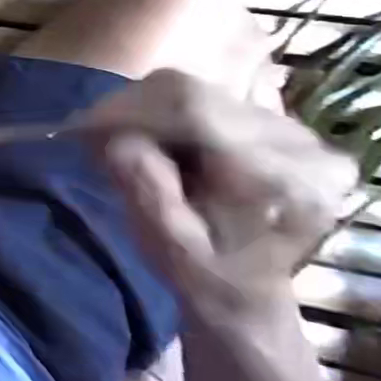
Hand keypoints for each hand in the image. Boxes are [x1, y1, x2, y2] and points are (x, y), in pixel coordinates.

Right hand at [85, 70, 356, 325]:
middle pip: (193, 93)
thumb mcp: (171, 252)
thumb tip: (114, 139)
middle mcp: (299, 145)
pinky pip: (202, 92)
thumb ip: (148, 195)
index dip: (130, 110)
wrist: (250, 294)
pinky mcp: (273, 118)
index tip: (80, 127)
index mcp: (284, 182)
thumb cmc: (208, 280)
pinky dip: (164, 108)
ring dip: (145, 107)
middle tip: (90, 132)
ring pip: (193, 86)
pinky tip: (152, 137)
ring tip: (121, 138)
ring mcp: (290, 126)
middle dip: (131, 108)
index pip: (196, 113)